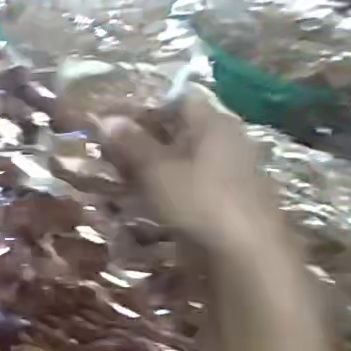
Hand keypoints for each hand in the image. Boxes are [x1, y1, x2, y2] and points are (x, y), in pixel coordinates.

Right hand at [101, 85, 291, 258]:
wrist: (244, 250)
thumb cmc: (198, 200)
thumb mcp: (155, 169)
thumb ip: (131, 143)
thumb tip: (106, 118)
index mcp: (214, 123)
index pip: (177, 99)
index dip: (143, 105)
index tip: (110, 116)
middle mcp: (226, 138)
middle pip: (179, 126)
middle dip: (142, 134)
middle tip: (106, 146)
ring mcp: (228, 166)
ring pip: (181, 153)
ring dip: (150, 160)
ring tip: (117, 171)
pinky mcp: (224, 192)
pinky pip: (188, 175)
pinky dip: (164, 179)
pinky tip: (143, 192)